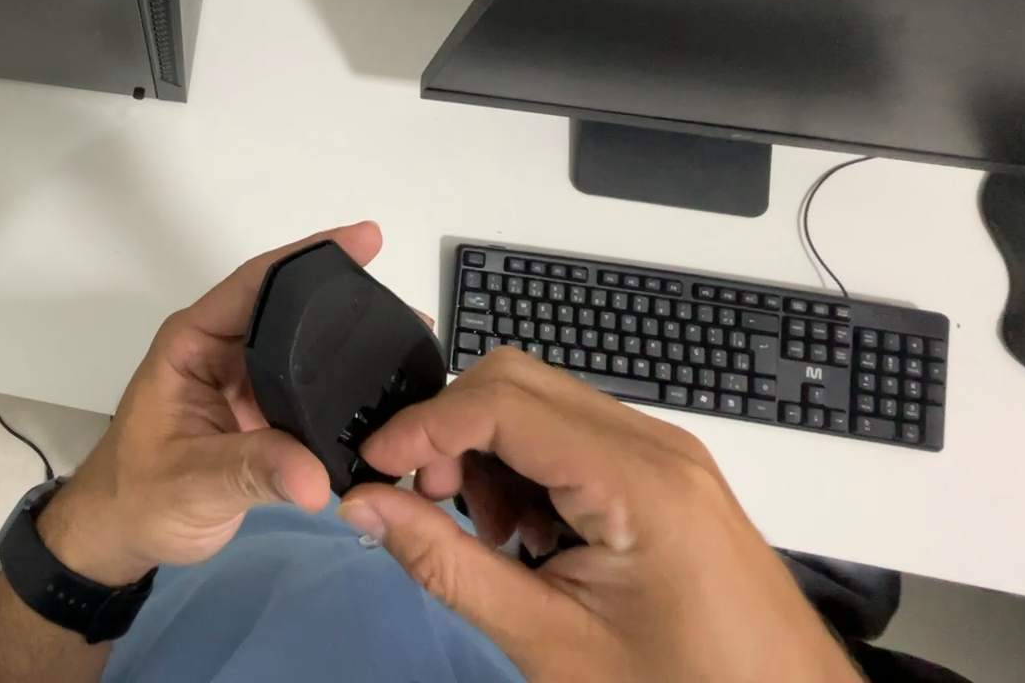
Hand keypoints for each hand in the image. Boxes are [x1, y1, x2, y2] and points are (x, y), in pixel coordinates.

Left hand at [35, 224, 380, 584]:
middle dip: (338, 294)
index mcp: (193, 341)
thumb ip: (252, 472)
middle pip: (284, 306)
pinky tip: (376, 387)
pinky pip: (305, 384)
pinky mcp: (259, 408)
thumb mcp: (191, 481)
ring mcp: (242, 376)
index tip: (363, 239)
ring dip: (344, 340)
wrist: (125, 531)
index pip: (254, 285)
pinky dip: (338, 382)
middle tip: (401, 301)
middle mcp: (220, 348)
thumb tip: (316, 476)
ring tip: (404, 335)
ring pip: (299, 344)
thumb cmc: (139, 495)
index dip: (306, 258)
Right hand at [337, 348, 861, 682]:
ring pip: (534, 399)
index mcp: (638, 481)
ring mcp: (663, 451)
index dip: (422, 426)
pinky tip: (528, 531)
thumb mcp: (549, 645)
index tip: (373, 467)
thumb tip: (361, 502)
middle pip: (514, 380)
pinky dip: (520, 463)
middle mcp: (653, 442)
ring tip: (489, 531)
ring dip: (485, 448)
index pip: (501, 403)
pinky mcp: (661, 469)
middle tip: (432, 500)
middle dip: (451, 430)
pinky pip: (564, 430)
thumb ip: (444, 563)